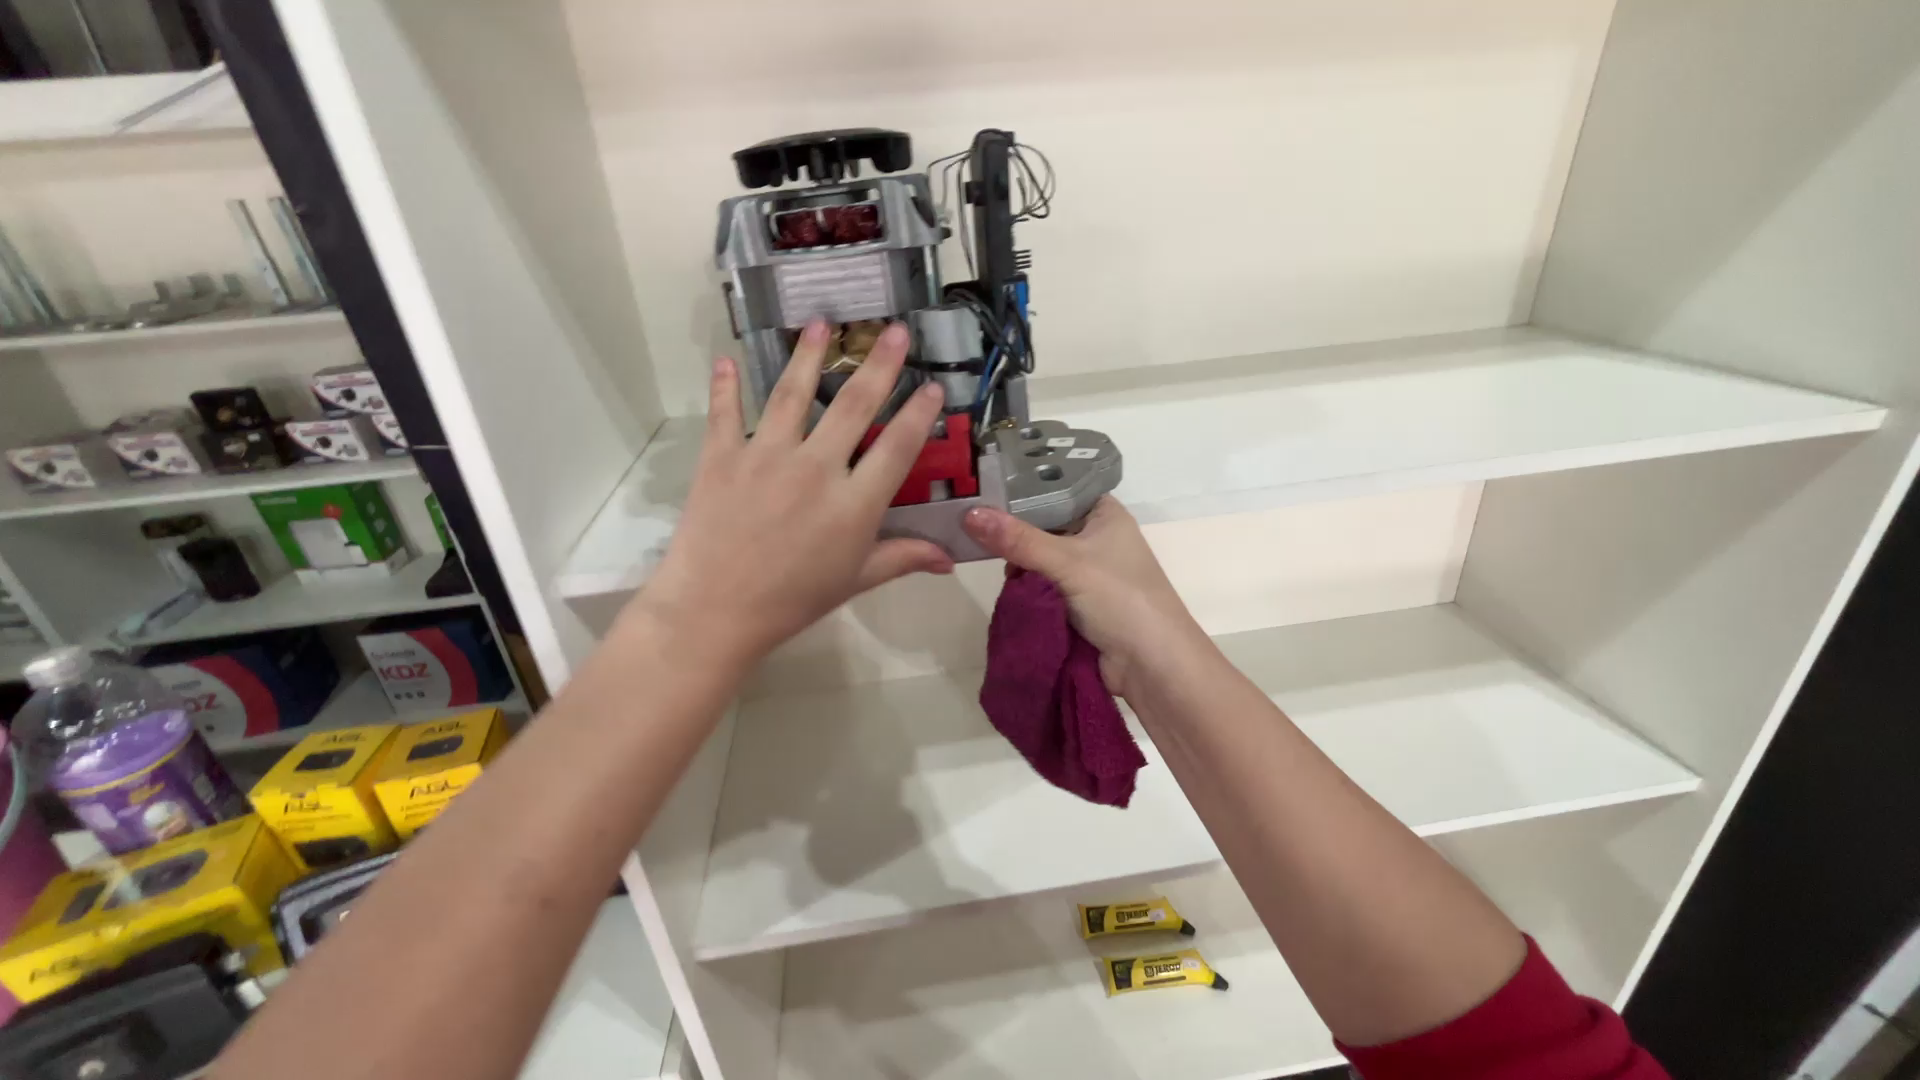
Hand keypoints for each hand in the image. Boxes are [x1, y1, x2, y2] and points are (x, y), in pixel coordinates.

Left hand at [630, 320, 953, 670]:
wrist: (714, 610)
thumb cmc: (792, 601)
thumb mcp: (854, 581)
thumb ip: (902, 558)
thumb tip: (949, 559)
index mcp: (853, 504)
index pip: (896, 448)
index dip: (918, 415)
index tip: (934, 387)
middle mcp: (815, 468)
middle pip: (853, 406)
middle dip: (878, 365)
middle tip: (894, 329)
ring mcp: (766, 457)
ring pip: (792, 394)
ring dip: (809, 356)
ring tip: (822, 322)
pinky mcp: (722, 457)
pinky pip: (725, 413)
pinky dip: (725, 386)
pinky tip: (727, 359)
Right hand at [961, 497, 1202, 698]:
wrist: (1151, 665)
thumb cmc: (1120, 598)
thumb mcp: (1067, 562)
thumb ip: (1018, 540)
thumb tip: (968, 514)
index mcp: (1104, 513)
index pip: (1056, 489)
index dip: (1022, 491)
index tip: (982, 492)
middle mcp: (1096, 536)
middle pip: (1043, 525)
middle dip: (1015, 535)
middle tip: (981, 536)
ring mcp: (1088, 571)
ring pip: (1039, 558)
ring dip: (1020, 566)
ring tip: (1001, 570)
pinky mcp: (1078, 602)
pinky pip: (1042, 587)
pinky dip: (1027, 589)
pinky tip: (1009, 590)